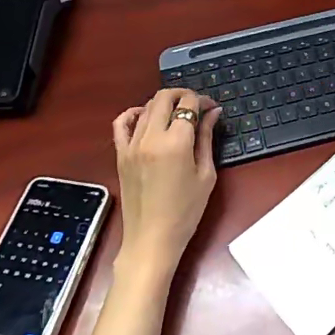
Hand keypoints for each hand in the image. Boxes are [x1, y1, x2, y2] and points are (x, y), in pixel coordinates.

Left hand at [111, 88, 221, 276]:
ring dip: (163, 103)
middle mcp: (150, 137)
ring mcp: (131, 144)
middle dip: (182, 95)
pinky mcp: (120, 154)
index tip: (211, 107)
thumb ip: (207, 138)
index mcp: (175, 143)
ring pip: (146, 107)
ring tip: (177, 114)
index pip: (188, 104)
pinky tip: (145, 117)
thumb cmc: (186, 212)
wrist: (152, 239)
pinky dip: (133, 113)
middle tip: (196, 106)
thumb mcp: (205, 174)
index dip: (201, 100)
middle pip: (164, 98)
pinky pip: (122, 123)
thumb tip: (213, 112)